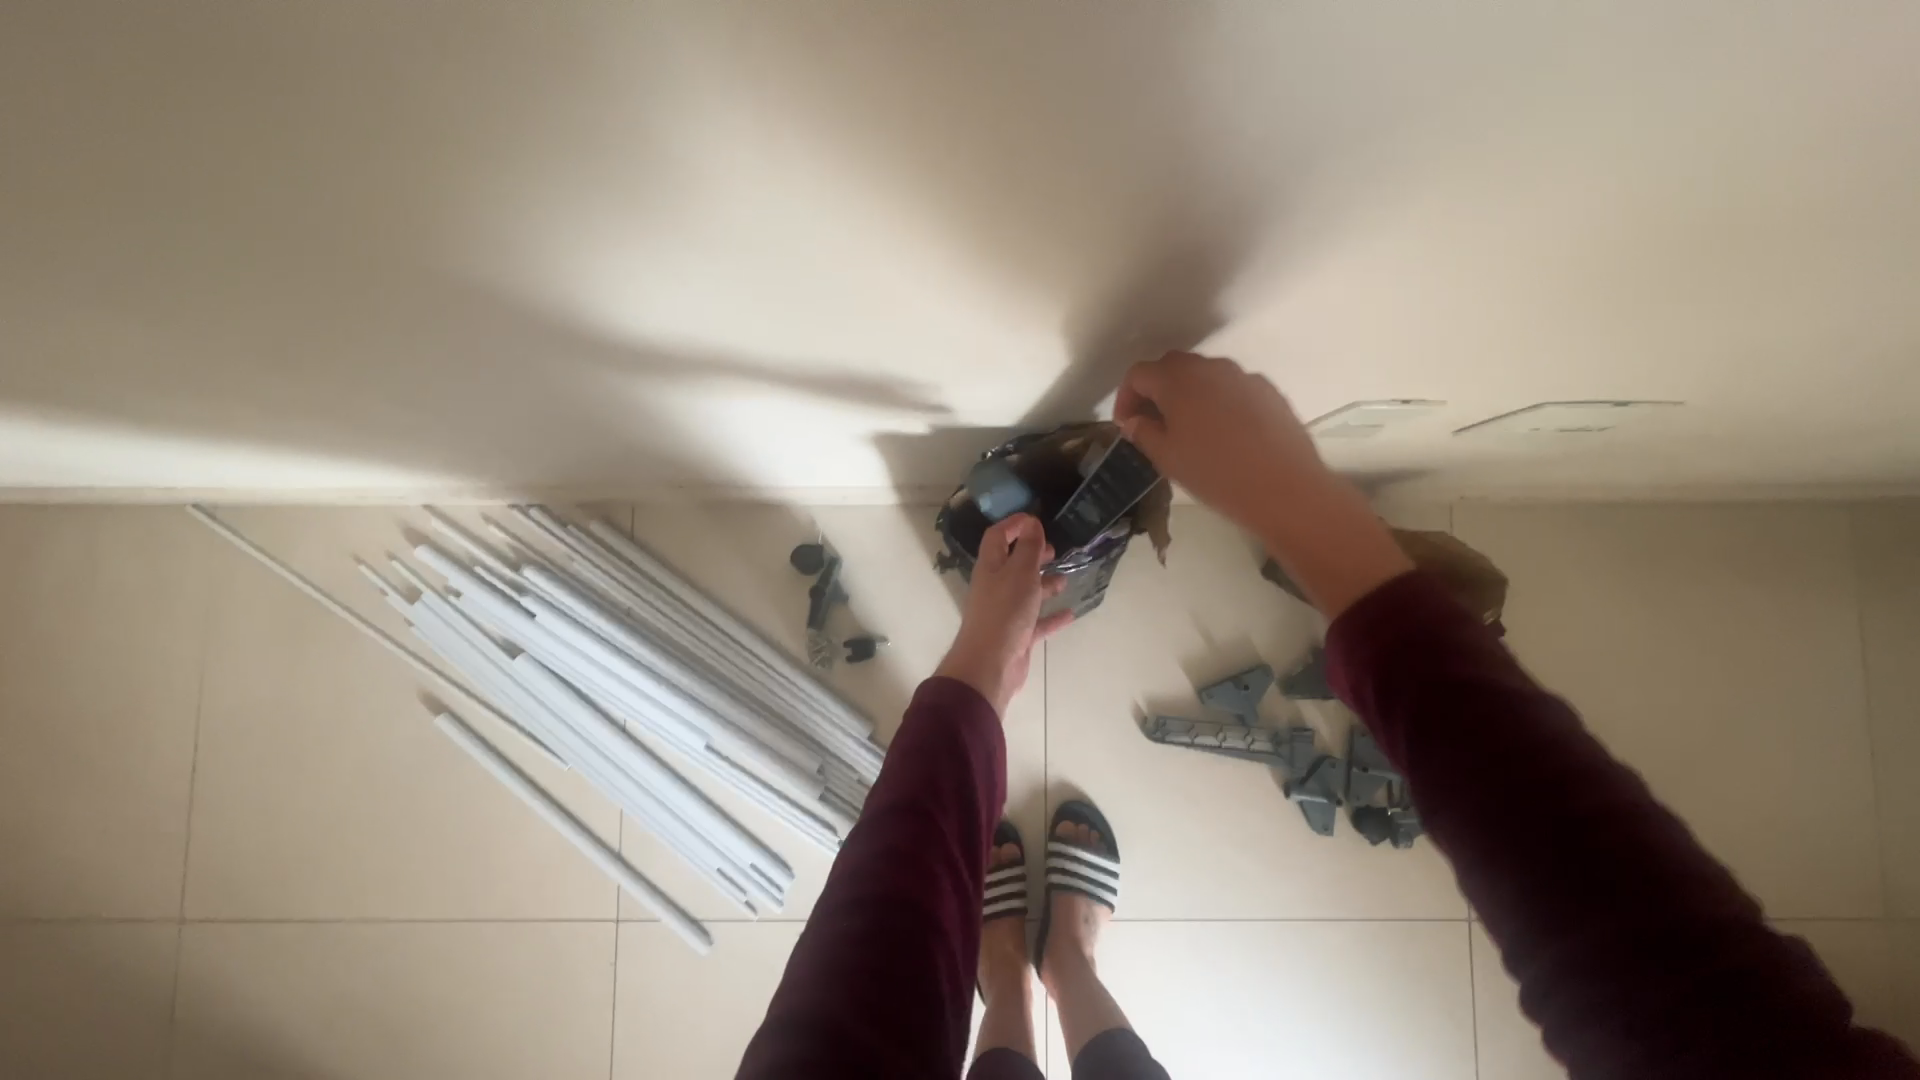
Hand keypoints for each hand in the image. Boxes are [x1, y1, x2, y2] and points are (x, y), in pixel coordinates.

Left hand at [935, 514, 1073, 714]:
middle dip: (1033, 555)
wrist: (991, 664)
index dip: (1014, 525)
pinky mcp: (1017, 636)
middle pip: (1013, 564)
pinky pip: (1037, 622)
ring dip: (1044, 584)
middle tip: (1054, 550)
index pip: (998, 537)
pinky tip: (1069, 613)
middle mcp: (995, 587)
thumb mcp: (1020, 573)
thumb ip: (1028, 548)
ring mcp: (1005, 613)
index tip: (1036, 519)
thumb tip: (1032, 523)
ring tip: (1064, 579)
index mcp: (991, 567)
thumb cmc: (1005, 612)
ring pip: (1026, 593)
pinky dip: (1052, 616)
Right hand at [1113, 351, 1327, 540]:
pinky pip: (1231, 388)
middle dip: (1155, 391)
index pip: (1138, 374)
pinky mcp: (1267, 390)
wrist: (1283, 488)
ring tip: (1188, 431)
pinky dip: (1217, 402)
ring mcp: (1242, 376)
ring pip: (1204, 375)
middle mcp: (1209, 368)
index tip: (1127, 426)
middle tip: (1152, 424)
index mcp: (1177, 380)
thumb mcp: (1167, 459)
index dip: (1126, 398)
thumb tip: (1135, 421)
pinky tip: (1223, 435)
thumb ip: (1144, 433)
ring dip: (1187, 395)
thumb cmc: (1215, 474)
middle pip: (1171, 367)